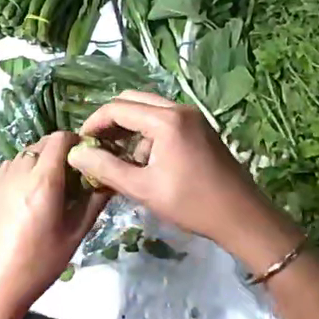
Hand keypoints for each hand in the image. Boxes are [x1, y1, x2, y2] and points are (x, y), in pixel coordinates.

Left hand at [0, 132, 108, 318]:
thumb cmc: (39, 263)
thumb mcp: (74, 235)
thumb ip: (93, 202)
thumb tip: (108, 180)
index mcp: (43, 180)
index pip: (60, 139)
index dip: (76, 142)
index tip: (87, 158)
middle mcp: (19, 171)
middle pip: (42, 144)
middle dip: (60, 151)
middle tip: (73, 175)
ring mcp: (0, 178)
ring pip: (25, 154)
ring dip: (41, 160)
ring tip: (52, 186)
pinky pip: (10, 166)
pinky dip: (23, 170)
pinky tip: (29, 195)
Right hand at [68, 91, 300, 265]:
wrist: (244, 217)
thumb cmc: (192, 204)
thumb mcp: (143, 189)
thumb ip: (106, 168)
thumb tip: (74, 153)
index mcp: (165, 120)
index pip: (117, 108)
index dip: (94, 123)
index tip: (81, 143)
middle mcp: (179, 109)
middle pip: (132, 100)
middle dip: (110, 120)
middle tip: (96, 145)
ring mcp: (193, 116)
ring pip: (148, 108)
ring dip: (129, 125)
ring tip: (117, 155)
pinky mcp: (200, 127)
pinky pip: (164, 117)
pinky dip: (147, 130)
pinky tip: (143, 160)